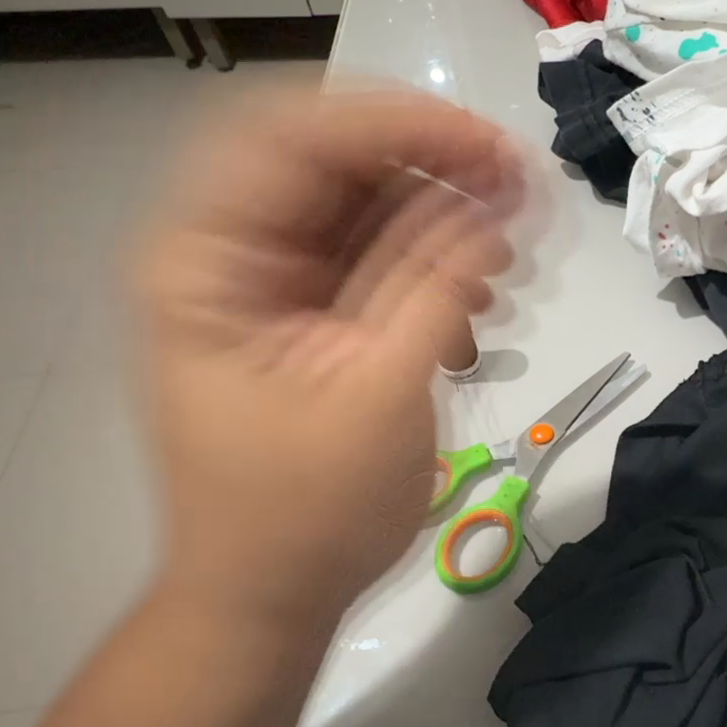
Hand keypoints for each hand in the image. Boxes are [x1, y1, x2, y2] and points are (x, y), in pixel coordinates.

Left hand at [136, 85, 521, 625]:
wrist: (268, 601)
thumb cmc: (306, 515)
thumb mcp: (378, 392)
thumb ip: (436, 283)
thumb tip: (500, 200)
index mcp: (206, 260)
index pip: (294, 137)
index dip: (399, 125)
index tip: (494, 150)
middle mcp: (229, 256)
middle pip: (335, 167)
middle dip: (435, 174)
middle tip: (520, 200)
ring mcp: (270, 289)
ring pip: (363, 213)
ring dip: (442, 227)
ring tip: (505, 268)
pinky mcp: (310, 322)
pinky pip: (376, 266)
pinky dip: (433, 273)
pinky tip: (475, 311)